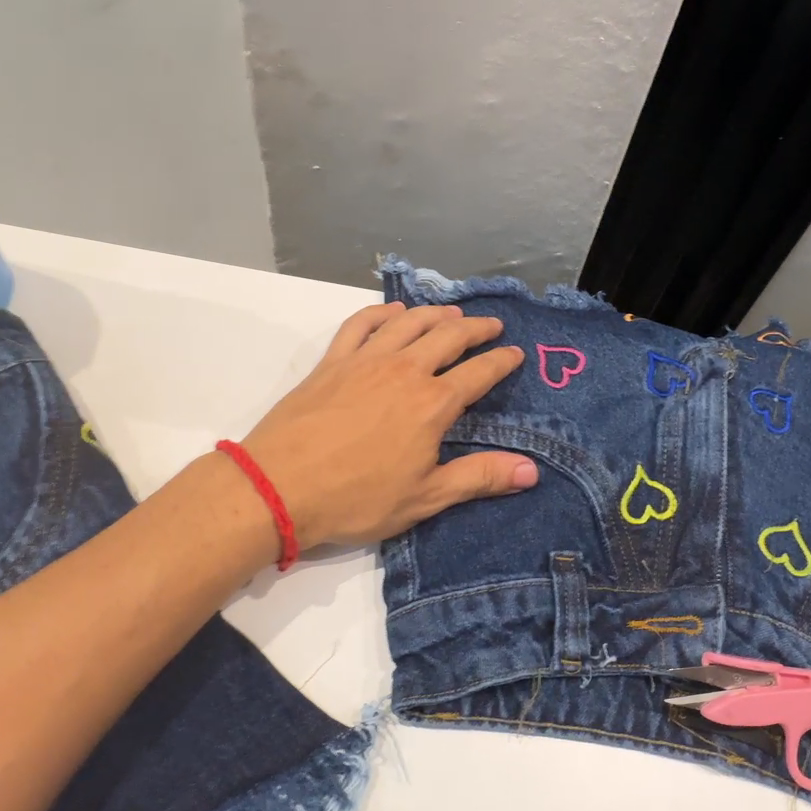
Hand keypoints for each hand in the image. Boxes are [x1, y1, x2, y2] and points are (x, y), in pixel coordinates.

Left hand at [232, 301, 534, 549]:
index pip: (480, 372)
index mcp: (433, 403)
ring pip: (409, 322)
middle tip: (492, 325)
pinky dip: (382, 313)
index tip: (517, 353)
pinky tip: (392, 312)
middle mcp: (405, 370)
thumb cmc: (356, 498)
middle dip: (476, 328)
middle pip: (449, 336)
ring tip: (451, 312)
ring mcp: (366, 360)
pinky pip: (361, 324)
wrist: (278, 487)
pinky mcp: (333, 361)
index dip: (502, 361)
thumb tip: (532, 470)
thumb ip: (480, 477)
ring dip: (435, 313)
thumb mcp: (425, 497)